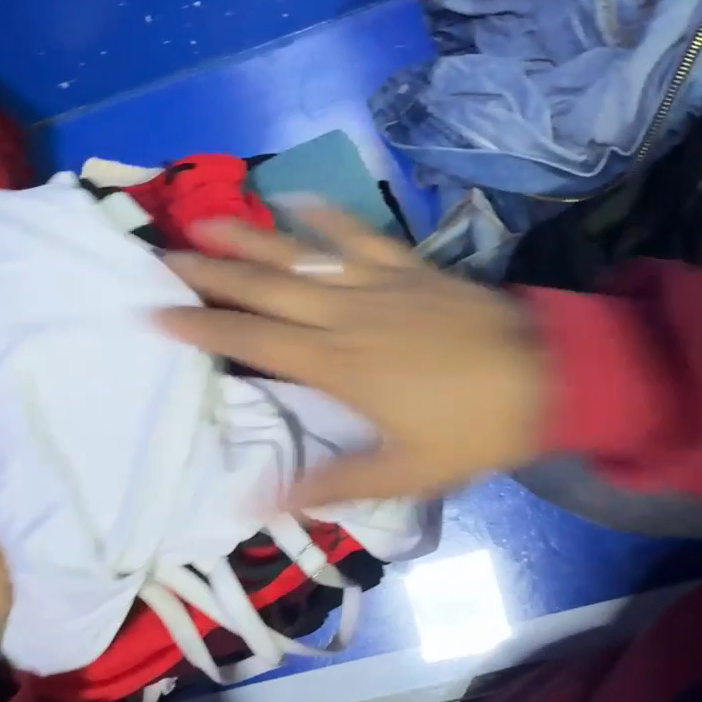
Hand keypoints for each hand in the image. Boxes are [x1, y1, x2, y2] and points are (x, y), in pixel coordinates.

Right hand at [157, 204, 547, 506]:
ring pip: (302, 254)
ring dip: (251, 237)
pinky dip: (327, 214)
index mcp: (339, 365)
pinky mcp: (409, 265)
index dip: (201, 325)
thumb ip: (332, 483)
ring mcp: (378, 283)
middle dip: (207, 272)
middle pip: (265, 287)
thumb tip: (259, 503)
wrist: (548, 376)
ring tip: (204, 220)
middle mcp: (347, 315)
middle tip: (157, 255)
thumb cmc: (474, 429)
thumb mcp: (406, 472)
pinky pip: (360, 233)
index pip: (253, 340)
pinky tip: (297, 197)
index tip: (154, 312)